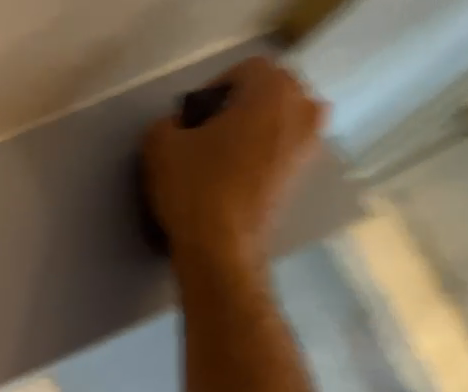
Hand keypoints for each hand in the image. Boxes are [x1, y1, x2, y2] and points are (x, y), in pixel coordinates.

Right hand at [143, 57, 327, 264]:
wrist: (222, 245)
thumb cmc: (194, 189)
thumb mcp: (158, 149)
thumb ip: (165, 125)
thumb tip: (176, 127)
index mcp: (273, 89)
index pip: (244, 70)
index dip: (212, 89)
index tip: (189, 119)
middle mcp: (303, 106)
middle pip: (269, 91)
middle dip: (238, 106)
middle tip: (204, 135)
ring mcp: (309, 141)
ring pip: (278, 120)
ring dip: (253, 129)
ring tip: (220, 157)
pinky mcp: (303, 172)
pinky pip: (282, 147)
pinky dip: (262, 154)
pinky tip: (233, 177)